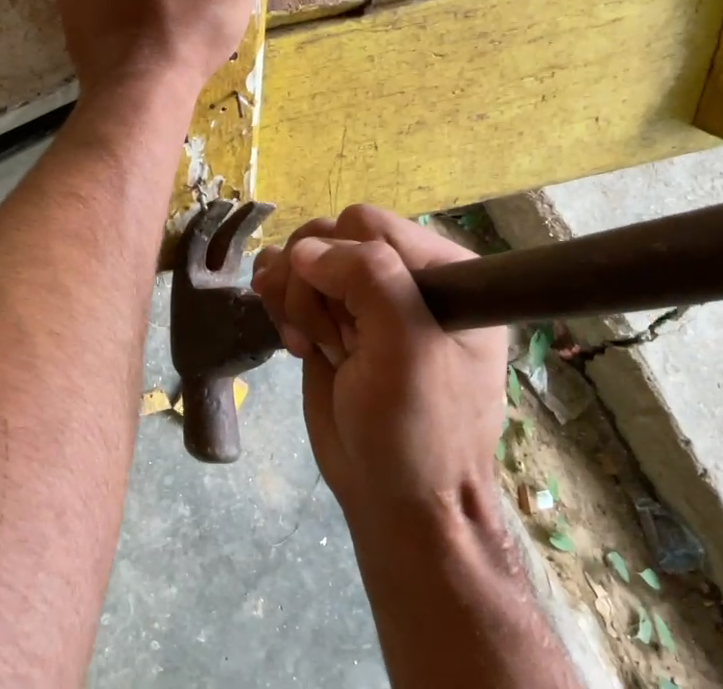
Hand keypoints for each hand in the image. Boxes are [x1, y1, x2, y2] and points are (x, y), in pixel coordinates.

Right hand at [250, 206, 507, 529]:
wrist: (396, 497)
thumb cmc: (417, 429)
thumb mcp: (406, 348)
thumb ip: (367, 278)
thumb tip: (301, 249)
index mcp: (444, 274)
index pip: (367, 226)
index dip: (337, 261)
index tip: (342, 318)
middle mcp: (404, 278)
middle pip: (326, 239)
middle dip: (310, 285)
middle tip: (325, 339)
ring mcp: (363, 301)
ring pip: (301, 259)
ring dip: (291, 298)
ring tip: (306, 342)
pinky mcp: (330, 321)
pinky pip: (288, 284)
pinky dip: (278, 304)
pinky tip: (293, 340)